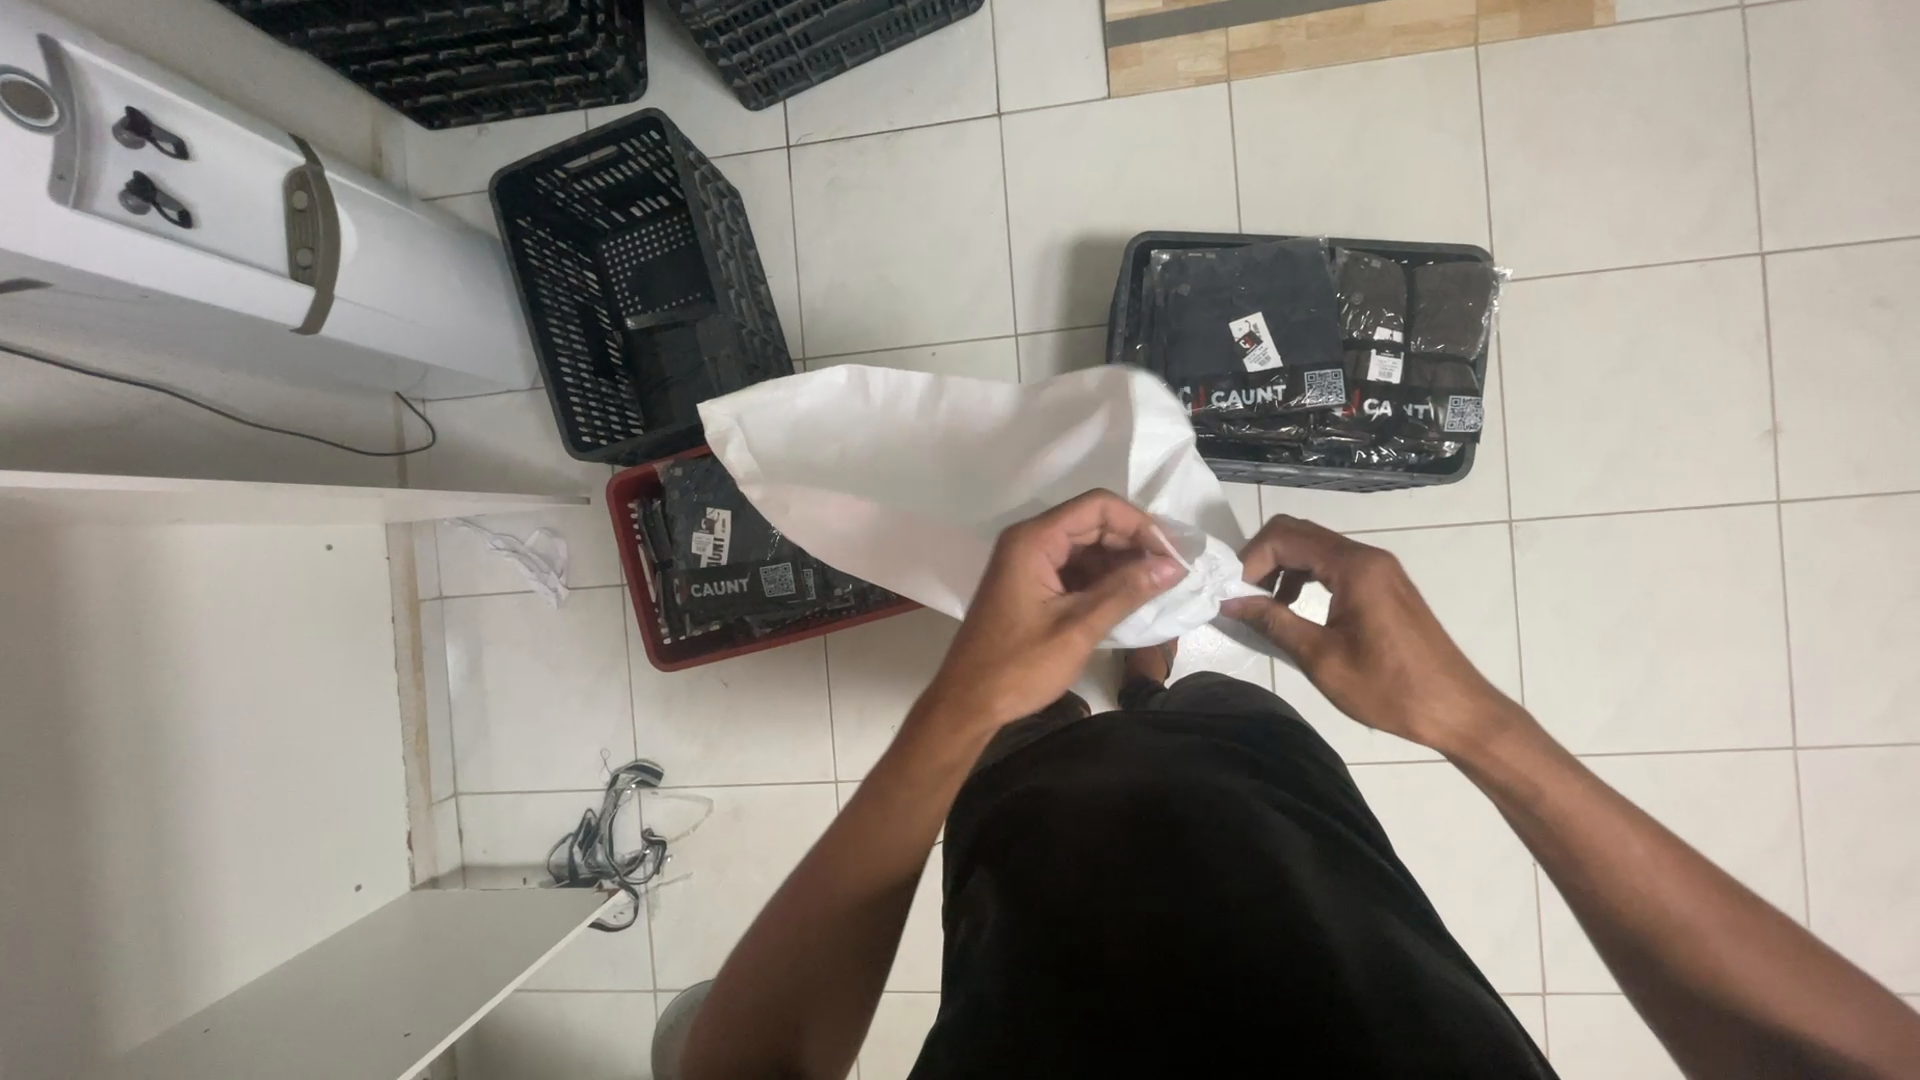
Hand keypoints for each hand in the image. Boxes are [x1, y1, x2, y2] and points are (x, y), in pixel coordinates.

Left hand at [920, 490, 1187, 730]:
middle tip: (1171, 573)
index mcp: (1033, 540)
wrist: (968, 702)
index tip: (1171, 554)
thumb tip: (1173, 566)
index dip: (1139, 524)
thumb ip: (1126, 591)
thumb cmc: (1018, 666)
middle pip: (1092, 523)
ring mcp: (1027, 563)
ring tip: (1156, 588)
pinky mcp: (1030, 584)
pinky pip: (1073, 569)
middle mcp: (1028, 541)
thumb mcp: (1079, 628)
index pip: (1097, 507)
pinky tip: (1128, 599)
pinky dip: (1101, 580)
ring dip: (1120, 563)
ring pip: (1085, 547)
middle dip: (1133, 544)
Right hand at [1221, 515, 1519, 753]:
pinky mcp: (1382, 584)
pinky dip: (1303, 576)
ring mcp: (1378, 569)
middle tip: (1240, 595)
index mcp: (1354, 568)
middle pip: (1297, 533)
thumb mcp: (1321, 658)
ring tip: (1261, 605)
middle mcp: (1367, 557)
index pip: (1284, 537)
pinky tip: (1292, 608)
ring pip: (1313, 547)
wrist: (1457, 711)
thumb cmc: (1390, 689)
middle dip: (1261, 558)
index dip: (1249, 560)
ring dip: (1280, 567)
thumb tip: (1228, 602)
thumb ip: (1272, 622)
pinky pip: (1331, 564)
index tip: (1232, 594)